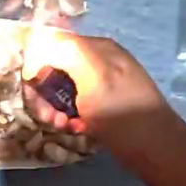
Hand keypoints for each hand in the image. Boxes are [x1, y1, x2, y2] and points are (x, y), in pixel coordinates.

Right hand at [20, 30, 165, 137]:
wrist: (151, 146)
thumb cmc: (120, 110)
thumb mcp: (94, 75)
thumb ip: (68, 52)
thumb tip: (43, 40)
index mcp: (96, 49)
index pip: (52, 48)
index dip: (38, 68)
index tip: (34, 91)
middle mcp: (97, 62)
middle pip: (54, 72)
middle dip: (45, 95)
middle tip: (50, 116)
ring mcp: (99, 85)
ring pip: (61, 92)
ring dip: (55, 110)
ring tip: (63, 125)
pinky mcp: (101, 105)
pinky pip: (74, 106)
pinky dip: (69, 118)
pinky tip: (75, 128)